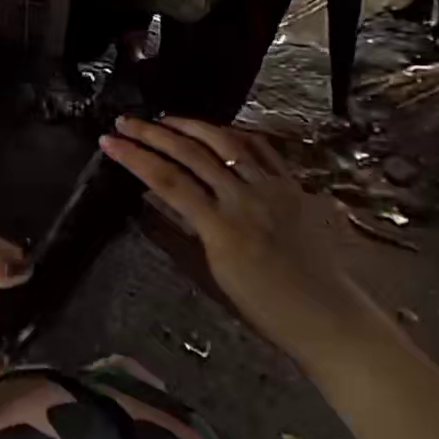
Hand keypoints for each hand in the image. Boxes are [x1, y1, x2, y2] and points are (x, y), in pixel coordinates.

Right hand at [98, 117, 371, 359]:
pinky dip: (232, 133)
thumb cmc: (264, 307)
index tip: (107, 141)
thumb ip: (176, 233)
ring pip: (224, 142)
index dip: (133, 156)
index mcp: (220, 227)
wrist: (330, 319)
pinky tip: (214, 130)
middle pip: (190, 153)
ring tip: (163, 119)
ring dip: (188, 125)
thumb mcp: (210, 274)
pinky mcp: (292, 186)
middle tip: (125, 121)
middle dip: (151, 133)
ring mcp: (272, 188)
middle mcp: (245, 199)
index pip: (166, 179)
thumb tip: (145, 205)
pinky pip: (260, 148)